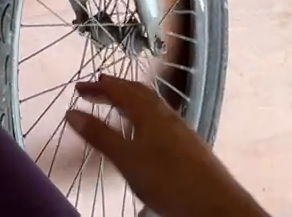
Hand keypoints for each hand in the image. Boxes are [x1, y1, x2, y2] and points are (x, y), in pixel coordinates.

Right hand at [65, 75, 269, 216]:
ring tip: (119, 108)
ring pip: (152, 105)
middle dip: (116, 88)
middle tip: (97, 89)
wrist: (220, 208)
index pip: (118, 89)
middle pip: (138, 91)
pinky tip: (146, 134)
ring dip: (132, 101)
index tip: (78, 88)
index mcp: (148, 111)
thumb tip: (71, 112)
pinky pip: (162, 119)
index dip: (97, 87)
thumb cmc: (168, 180)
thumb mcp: (127, 160)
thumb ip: (99, 135)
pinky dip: (146, 116)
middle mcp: (165, 113)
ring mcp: (181, 129)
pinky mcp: (192, 146)